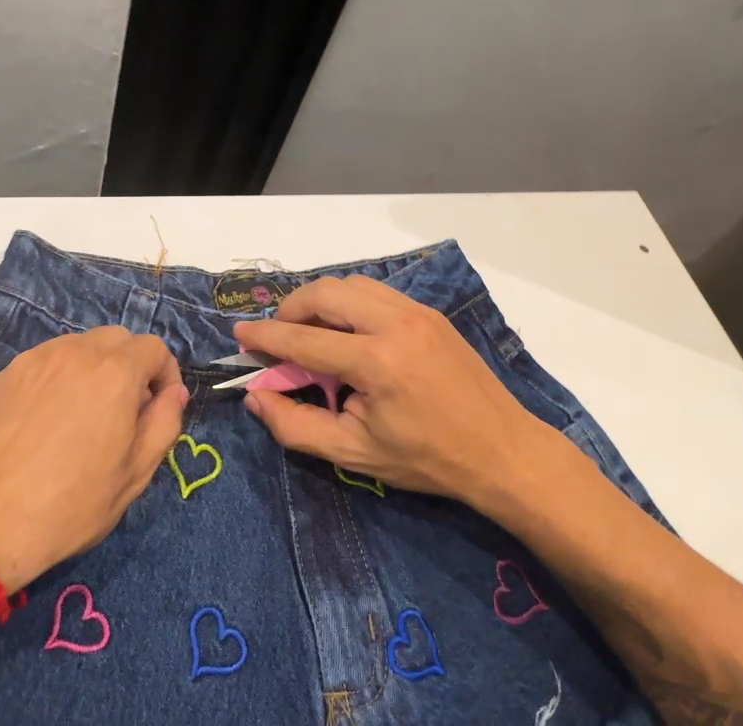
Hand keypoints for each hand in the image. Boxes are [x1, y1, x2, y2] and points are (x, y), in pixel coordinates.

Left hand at [0, 326, 187, 588]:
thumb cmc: (70, 504)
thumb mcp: (134, 474)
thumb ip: (164, 424)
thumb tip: (173, 393)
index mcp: (114, 372)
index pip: (154, 348)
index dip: (166, 375)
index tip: (159, 409)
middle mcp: (75, 352)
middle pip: (116, 340)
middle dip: (130, 367)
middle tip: (125, 413)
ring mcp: (34, 361)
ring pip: (78, 347)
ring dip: (93, 370)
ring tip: (83, 418)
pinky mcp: (4, 376)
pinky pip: (44, 364)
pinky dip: (58, 380)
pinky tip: (46, 423)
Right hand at [233, 275, 562, 507]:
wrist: (503, 451)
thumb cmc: (427, 459)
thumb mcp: (355, 453)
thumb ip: (297, 426)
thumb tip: (257, 397)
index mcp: (376, 362)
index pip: (304, 339)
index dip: (266, 336)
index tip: (240, 335)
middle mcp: (395, 325)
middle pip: (325, 293)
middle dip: (291, 308)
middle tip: (277, 335)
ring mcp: (417, 313)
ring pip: (352, 284)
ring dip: (321, 301)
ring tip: (310, 331)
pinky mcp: (430, 313)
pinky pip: (377, 293)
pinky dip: (350, 303)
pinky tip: (347, 332)